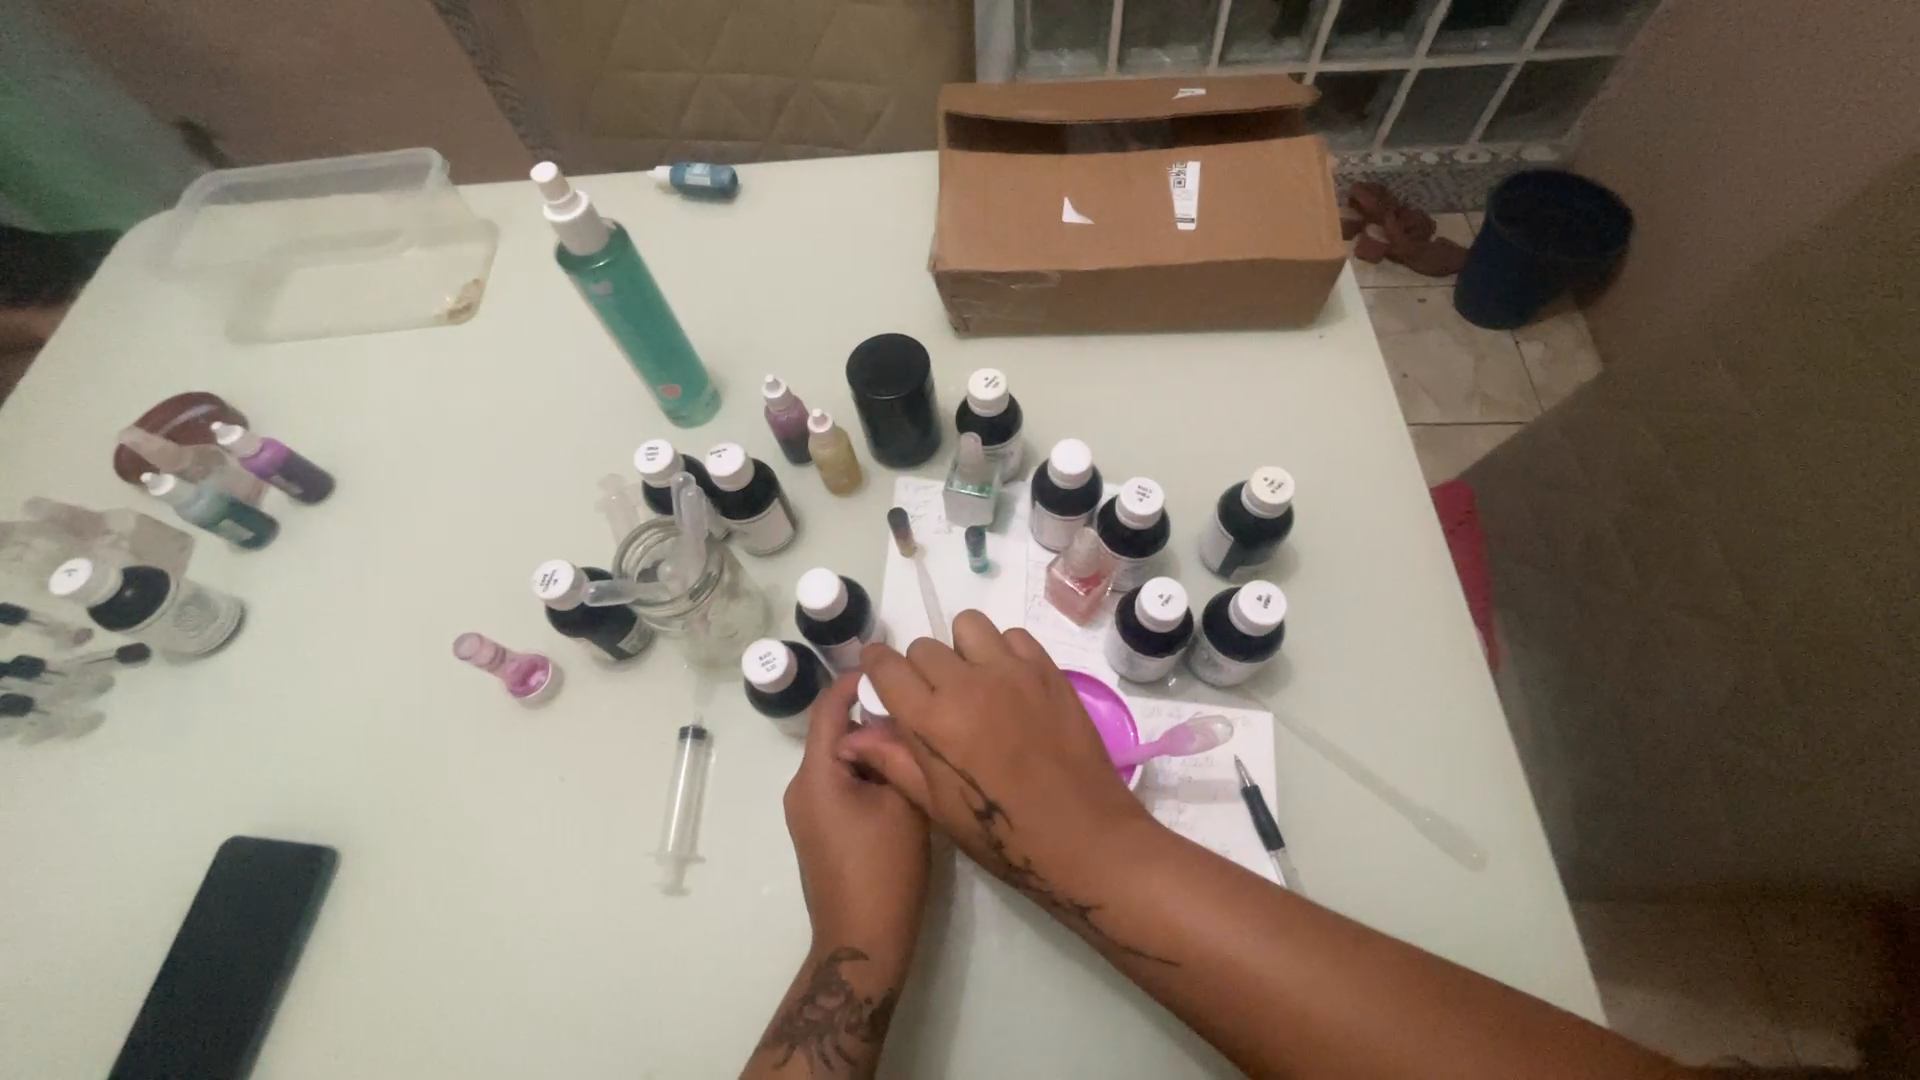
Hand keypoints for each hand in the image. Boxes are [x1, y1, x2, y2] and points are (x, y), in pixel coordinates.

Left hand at [785, 673, 929, 954]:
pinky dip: (866, 771)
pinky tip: (900, 776)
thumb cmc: (884, 869)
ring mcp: (807, 811)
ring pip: (840, 759)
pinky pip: (840, 783)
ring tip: (914, 737)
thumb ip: (896, 752)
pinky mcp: (819, 830)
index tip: (891, 668)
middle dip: (871, 715)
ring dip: (872, 745)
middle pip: (833, 733)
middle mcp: (802, 788)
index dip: (855, 682)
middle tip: (915, 705)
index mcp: (815, 775)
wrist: (863, 941)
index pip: (828, 708)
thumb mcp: (902, 801)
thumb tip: (894, 716)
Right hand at [840, 611, 1166, 961]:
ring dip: (961, 648)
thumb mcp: (938, 807)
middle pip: (924, 647)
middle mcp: (968, 685)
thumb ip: (894, 760)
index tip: (880, 675)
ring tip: (974, 681)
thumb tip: (850, 736)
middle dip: (919, 668)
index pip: (886, 667)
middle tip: (935, 698)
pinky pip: (1013, 636)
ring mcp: (1012, 672)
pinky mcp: (1048, 669)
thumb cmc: (1004, 836)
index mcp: (933, 722)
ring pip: (968, 626)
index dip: (876, 667)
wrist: (1084, 838)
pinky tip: (1010, 684)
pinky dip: (1003, 650)